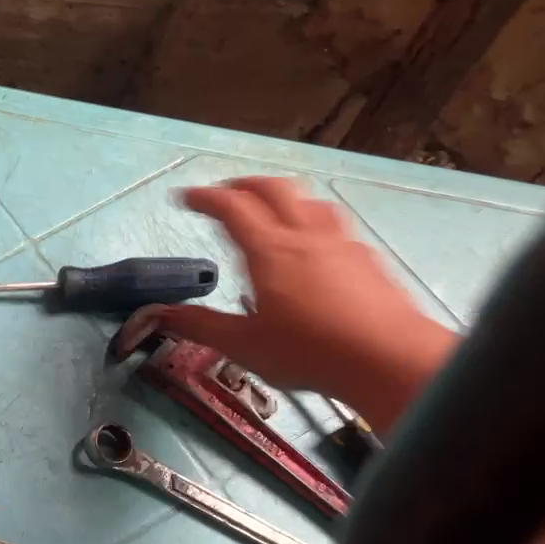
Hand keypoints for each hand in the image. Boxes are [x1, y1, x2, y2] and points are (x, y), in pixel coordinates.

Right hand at [151, 177, 458, 425]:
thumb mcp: (241, 344)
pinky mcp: (364, 259)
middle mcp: (306, 236)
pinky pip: (332, 224)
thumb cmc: (307, 351)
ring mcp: (340, 243)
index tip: (184, 197)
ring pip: (308, 201)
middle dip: (243, 185)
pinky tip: (307, 244)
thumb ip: (198, 325)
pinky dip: (308, 219)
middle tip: (222, 193)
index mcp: (270, 251)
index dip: (205, 198)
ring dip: (281, 196)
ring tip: (266, 209)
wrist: (386, 358)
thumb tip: (157, 314)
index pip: (233, 208)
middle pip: (275, 189)